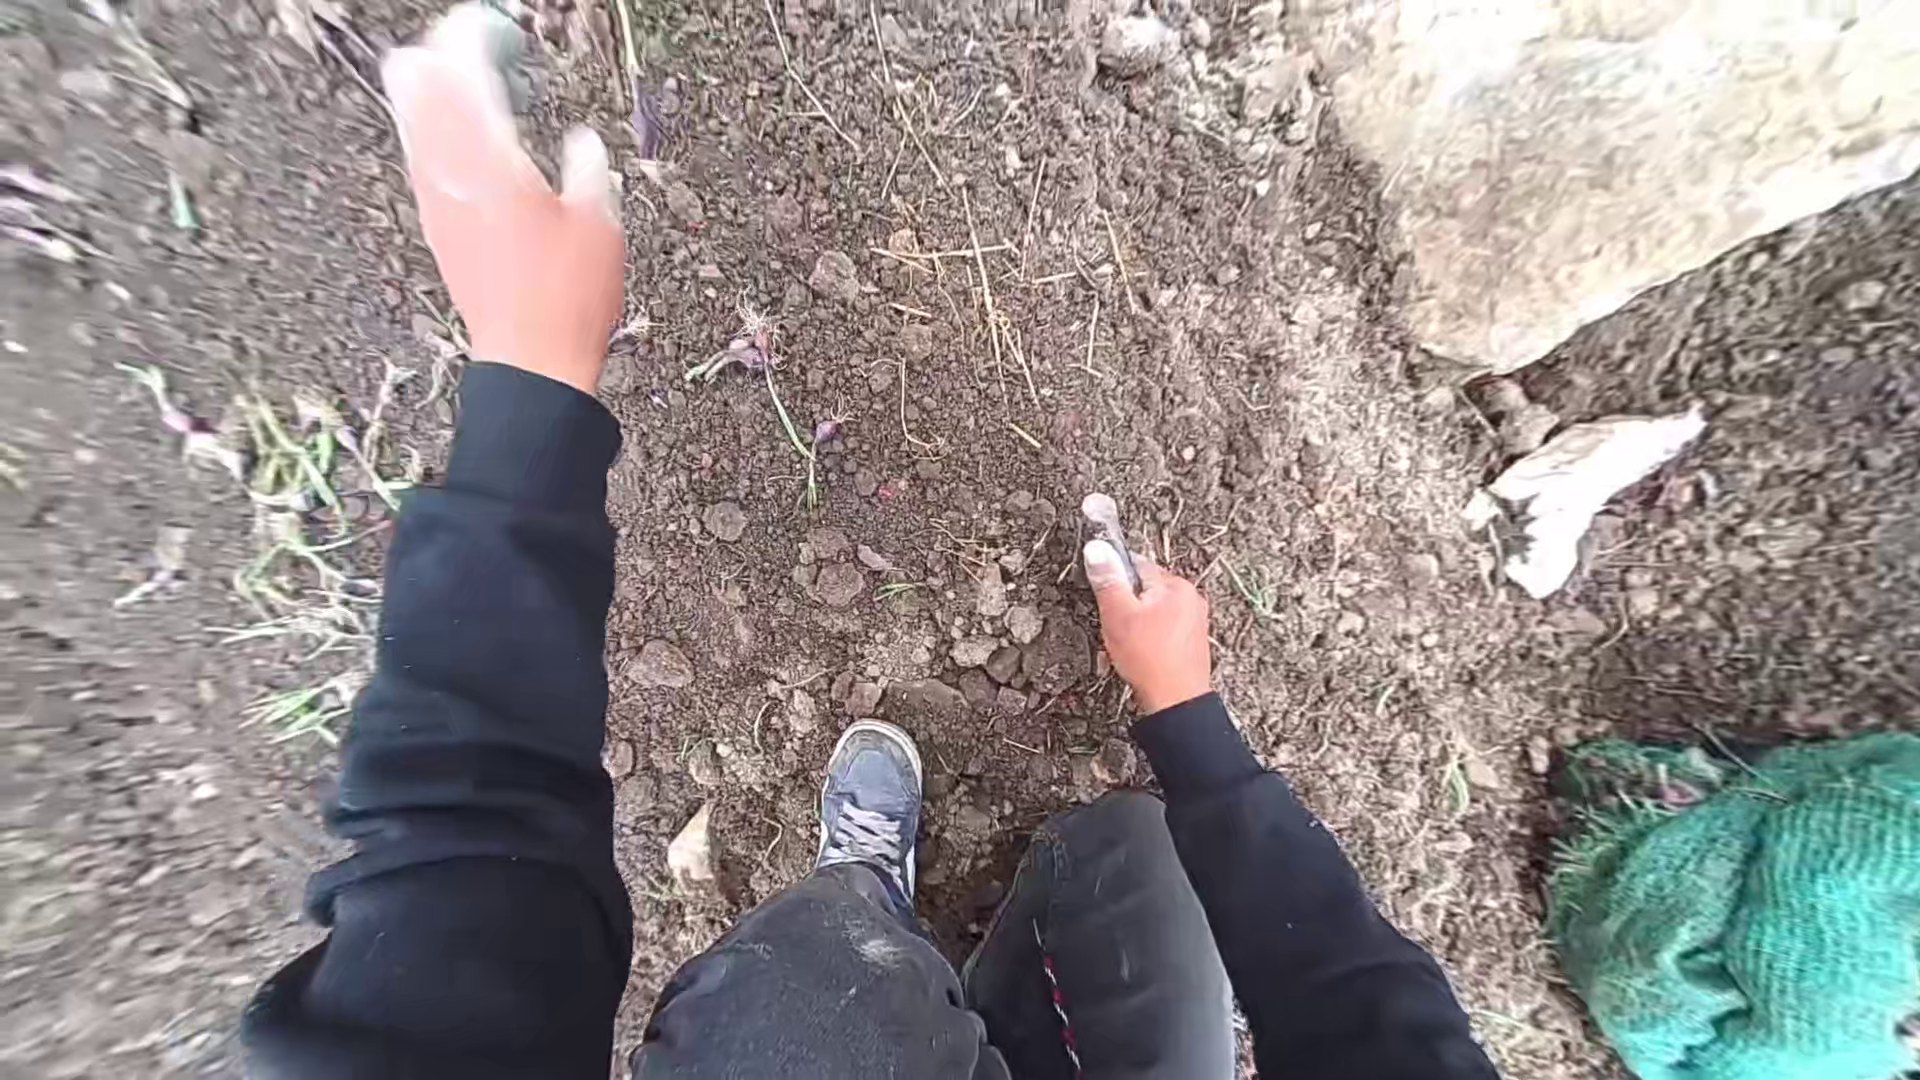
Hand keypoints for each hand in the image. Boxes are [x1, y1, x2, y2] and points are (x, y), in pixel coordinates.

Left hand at [382, 4, 624, 394]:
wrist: (532, 356)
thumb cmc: (570, 296)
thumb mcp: (601, 227)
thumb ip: (588, 169)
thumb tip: (581, 142)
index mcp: (485, 153)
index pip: (459, 58)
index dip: (479, 33)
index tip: (506, 33)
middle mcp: (443, 163)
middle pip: (414, 70)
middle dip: (450, 54)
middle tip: (496, 66)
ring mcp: (432, 193)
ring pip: (412, 111)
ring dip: (447, 95)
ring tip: (496, 112)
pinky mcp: (436, 222)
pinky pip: (424, 152)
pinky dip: (447, 135)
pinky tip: (490, 161)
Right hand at [1084, 541, 1212, 713]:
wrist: (1176, 702)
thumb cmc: (1149, 658)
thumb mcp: (1118, 613)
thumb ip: (1107, 579)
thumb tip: (1097, 549)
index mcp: (1175, 585)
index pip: (1136, 566)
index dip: (1115, 583)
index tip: (1107, 599)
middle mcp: (1190, 599)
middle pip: (1144, 590)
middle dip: (1125, 607)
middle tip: (1117, 627)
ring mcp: (1194, 621)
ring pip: (1152, 612)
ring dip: (1135, 624)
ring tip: (1128, 645)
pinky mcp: (1192, 642)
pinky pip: (1162, 630)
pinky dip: (1148, 639)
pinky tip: (1140, 654)